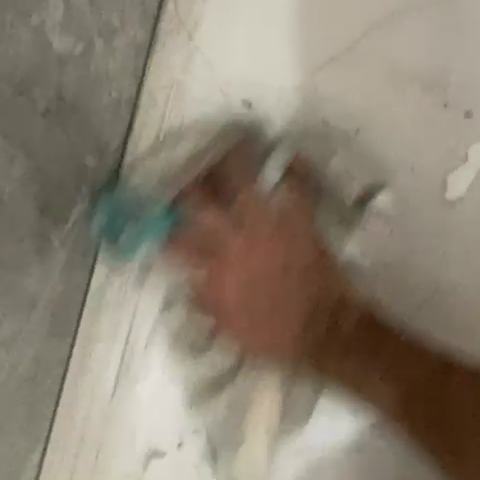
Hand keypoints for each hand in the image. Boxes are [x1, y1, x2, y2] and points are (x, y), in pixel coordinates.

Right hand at [167, 141, 359, 365]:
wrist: (320, 330)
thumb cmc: (273, 337)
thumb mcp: (229, 328)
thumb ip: (206, 301)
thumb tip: (188, 283)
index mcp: (215, 270)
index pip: (178, 243)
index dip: (165, 226)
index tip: (159, 215)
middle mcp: (235, 243)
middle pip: (203, 204)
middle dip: (191, 185)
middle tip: (190, 170)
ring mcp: (267, 227)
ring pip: (244, 184)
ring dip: (236, 162)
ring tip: (232, 142)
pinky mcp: (299, 220)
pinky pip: (296, 188)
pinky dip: (296, 172)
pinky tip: (293, 158)